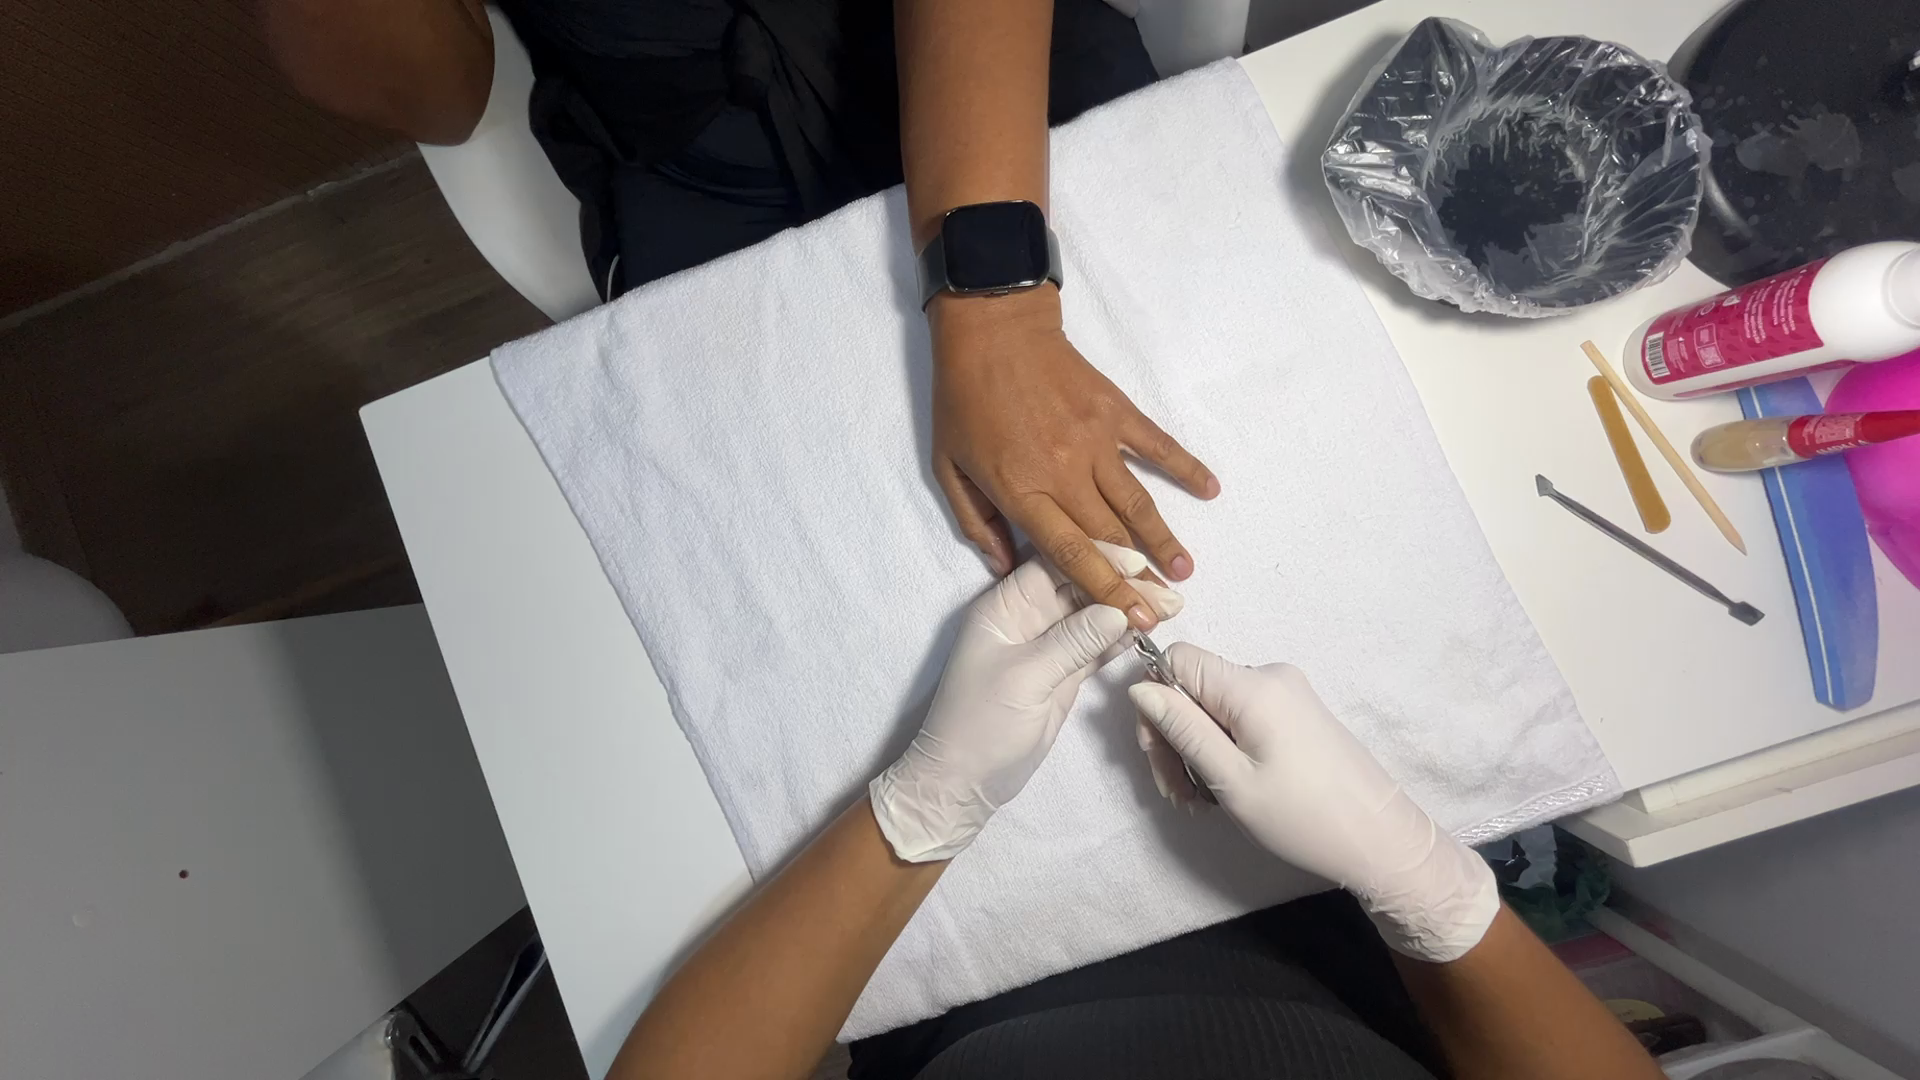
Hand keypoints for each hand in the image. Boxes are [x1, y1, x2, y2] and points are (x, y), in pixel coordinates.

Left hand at [871, 542, 1181, 861]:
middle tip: (1168, 592)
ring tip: (1172, 607)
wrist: (964, 781)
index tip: (1138, 562)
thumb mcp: (1025, 676)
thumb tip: (1120, 609)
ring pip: (1093, 616)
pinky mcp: (1062, 672)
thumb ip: (1073, 641)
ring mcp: (1046, 645)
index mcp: (1004, 605)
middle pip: (1079, 588)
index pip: (1054, 566)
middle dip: (1122, 586)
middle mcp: (1026, 616)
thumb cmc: (980, 722)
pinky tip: (1149, 630)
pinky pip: (1095, 647)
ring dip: (1129, 611)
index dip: (1095, 559)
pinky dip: (1121, 639)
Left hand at [928, 287, 1218, 630]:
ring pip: (1137, 502)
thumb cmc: (963, 400)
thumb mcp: (947, 466)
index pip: (1070, 553)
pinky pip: (1157, 445)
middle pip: (1110, 537)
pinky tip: (1209, 488)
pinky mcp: (1116, 412)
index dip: (1103, 592)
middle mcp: (1065, 473)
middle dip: (1138, 581)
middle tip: (1164, 611)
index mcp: (1022, 490)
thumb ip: (975, 521)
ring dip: (1163, 540)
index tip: (1132, 621)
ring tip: (1184, 571)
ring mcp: (1097, 441)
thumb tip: (1005, 567)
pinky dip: (1185, 466)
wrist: (992, 329)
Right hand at [1128, 645, 1498, 962]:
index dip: (1155, 698)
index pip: (1178, 658)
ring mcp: (1285, 693)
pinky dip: (1222, 748)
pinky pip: (1238, 716)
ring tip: (1200, 800)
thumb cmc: (1305, 818)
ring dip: (1195, 749)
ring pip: (1212, 706)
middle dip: (1173, 735)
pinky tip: (1224, 788)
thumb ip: (1181, 728)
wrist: (1387, 846)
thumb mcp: (1231, 780)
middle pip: (1192, 686)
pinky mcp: (1295, 712)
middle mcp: (1269, 676)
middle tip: (1175, 792)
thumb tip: (1138, 687)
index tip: (1156, 750)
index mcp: (1252, 686)